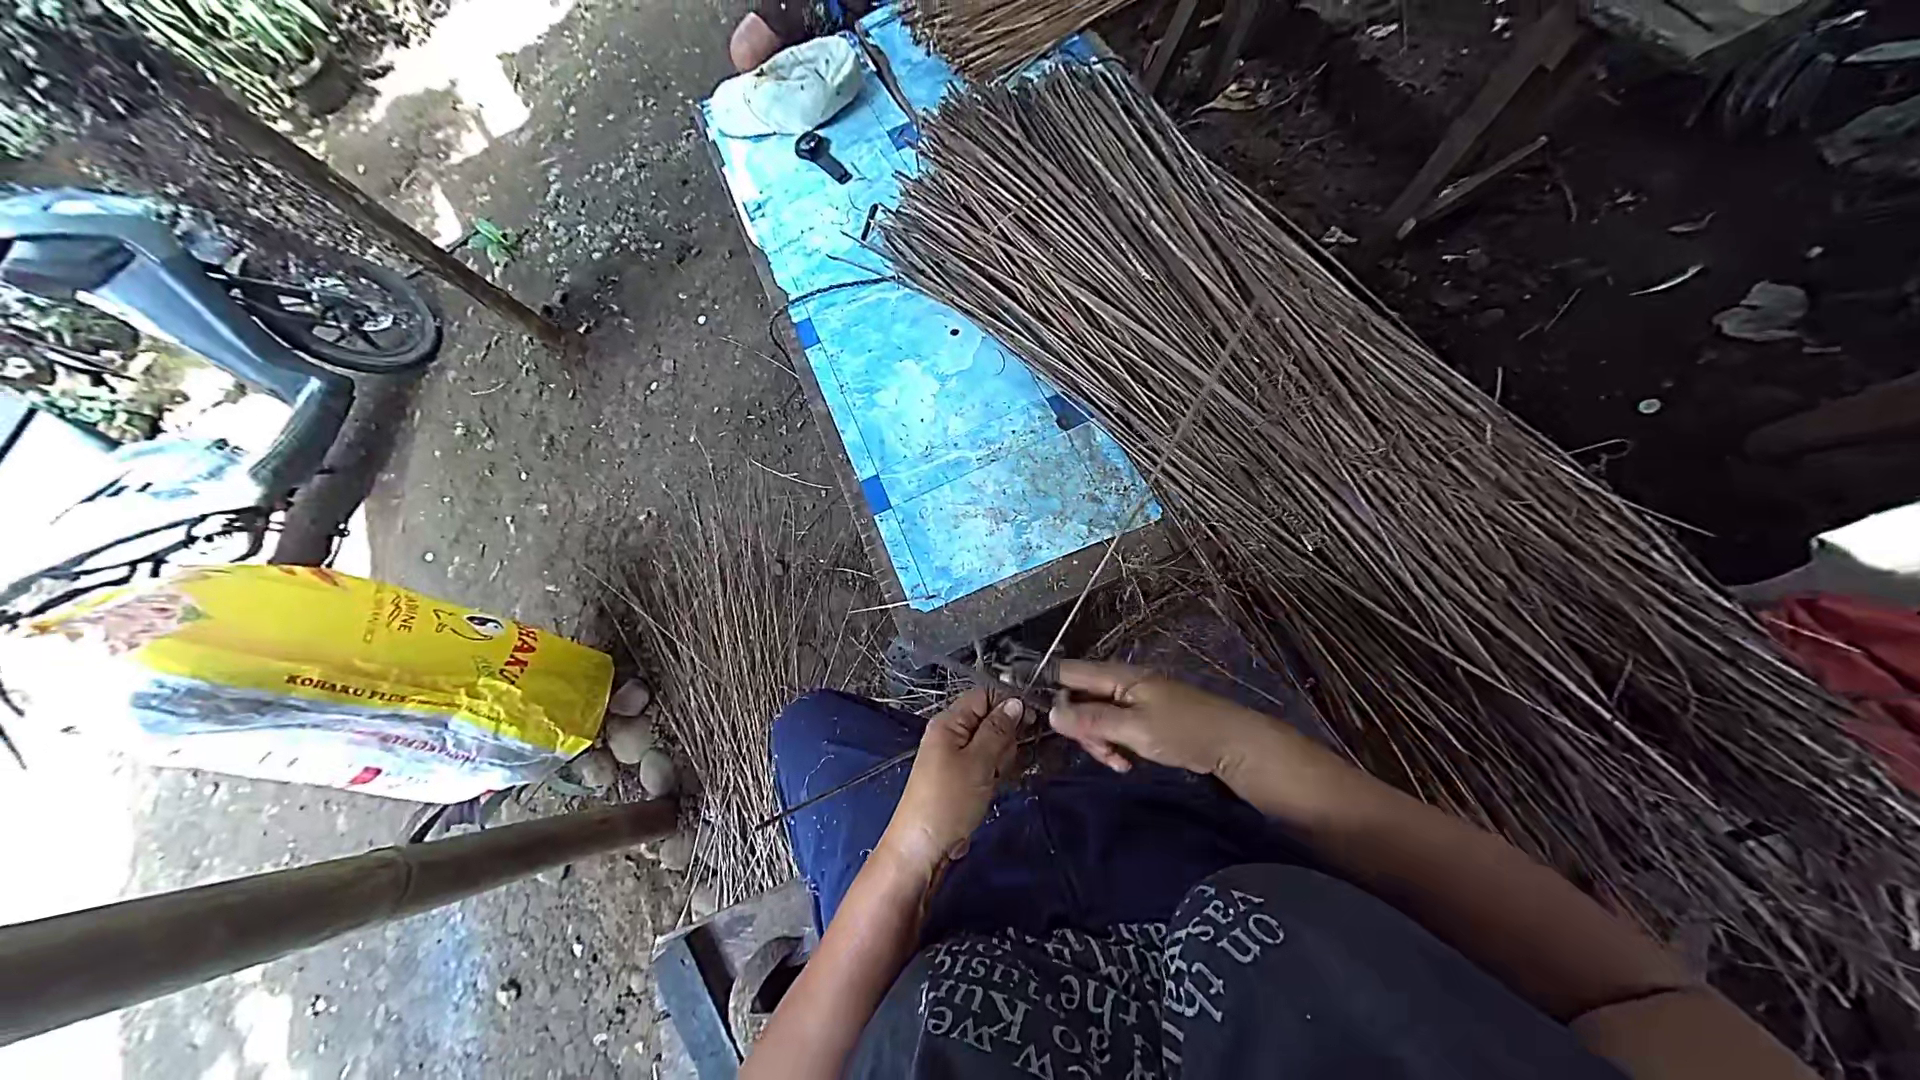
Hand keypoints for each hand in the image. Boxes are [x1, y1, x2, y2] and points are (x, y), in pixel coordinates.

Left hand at [879, 687, 1022, 874]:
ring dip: (1001, 761)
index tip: (1031, 721)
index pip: (985, 695)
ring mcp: (956, 757)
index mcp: (949, 722)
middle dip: (1005, 739)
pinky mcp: (962, 778)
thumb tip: (1016, 702)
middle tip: (999, 762)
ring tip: (992, 780)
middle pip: (992, 720)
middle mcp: (952, 734)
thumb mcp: (978, 762)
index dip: (1009, 704)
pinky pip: (987, 766)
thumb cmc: (947, 801)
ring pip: (993, 745)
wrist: (922, 847)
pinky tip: (992, 789)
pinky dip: (994, 775)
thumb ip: (999, 730)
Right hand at [1048, 660, 1281, 779]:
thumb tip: (1050, 713)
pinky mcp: (1142, 717)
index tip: (1034, 713)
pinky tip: (1126, 762)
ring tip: (1118, 761)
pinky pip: (1113, 728)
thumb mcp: (1134, 728)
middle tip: (1098, 751)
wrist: (1232, 746)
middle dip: (1081, 727)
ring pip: (1095, 717)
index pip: (1067, 672)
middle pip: (1079, 699)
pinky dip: (1114, 744)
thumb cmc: (1184, 731)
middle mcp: (1120, 683)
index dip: (1048, 688)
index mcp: (1117, 675)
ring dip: (1098, 741)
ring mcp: (1132, 700)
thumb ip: (1091, 720)